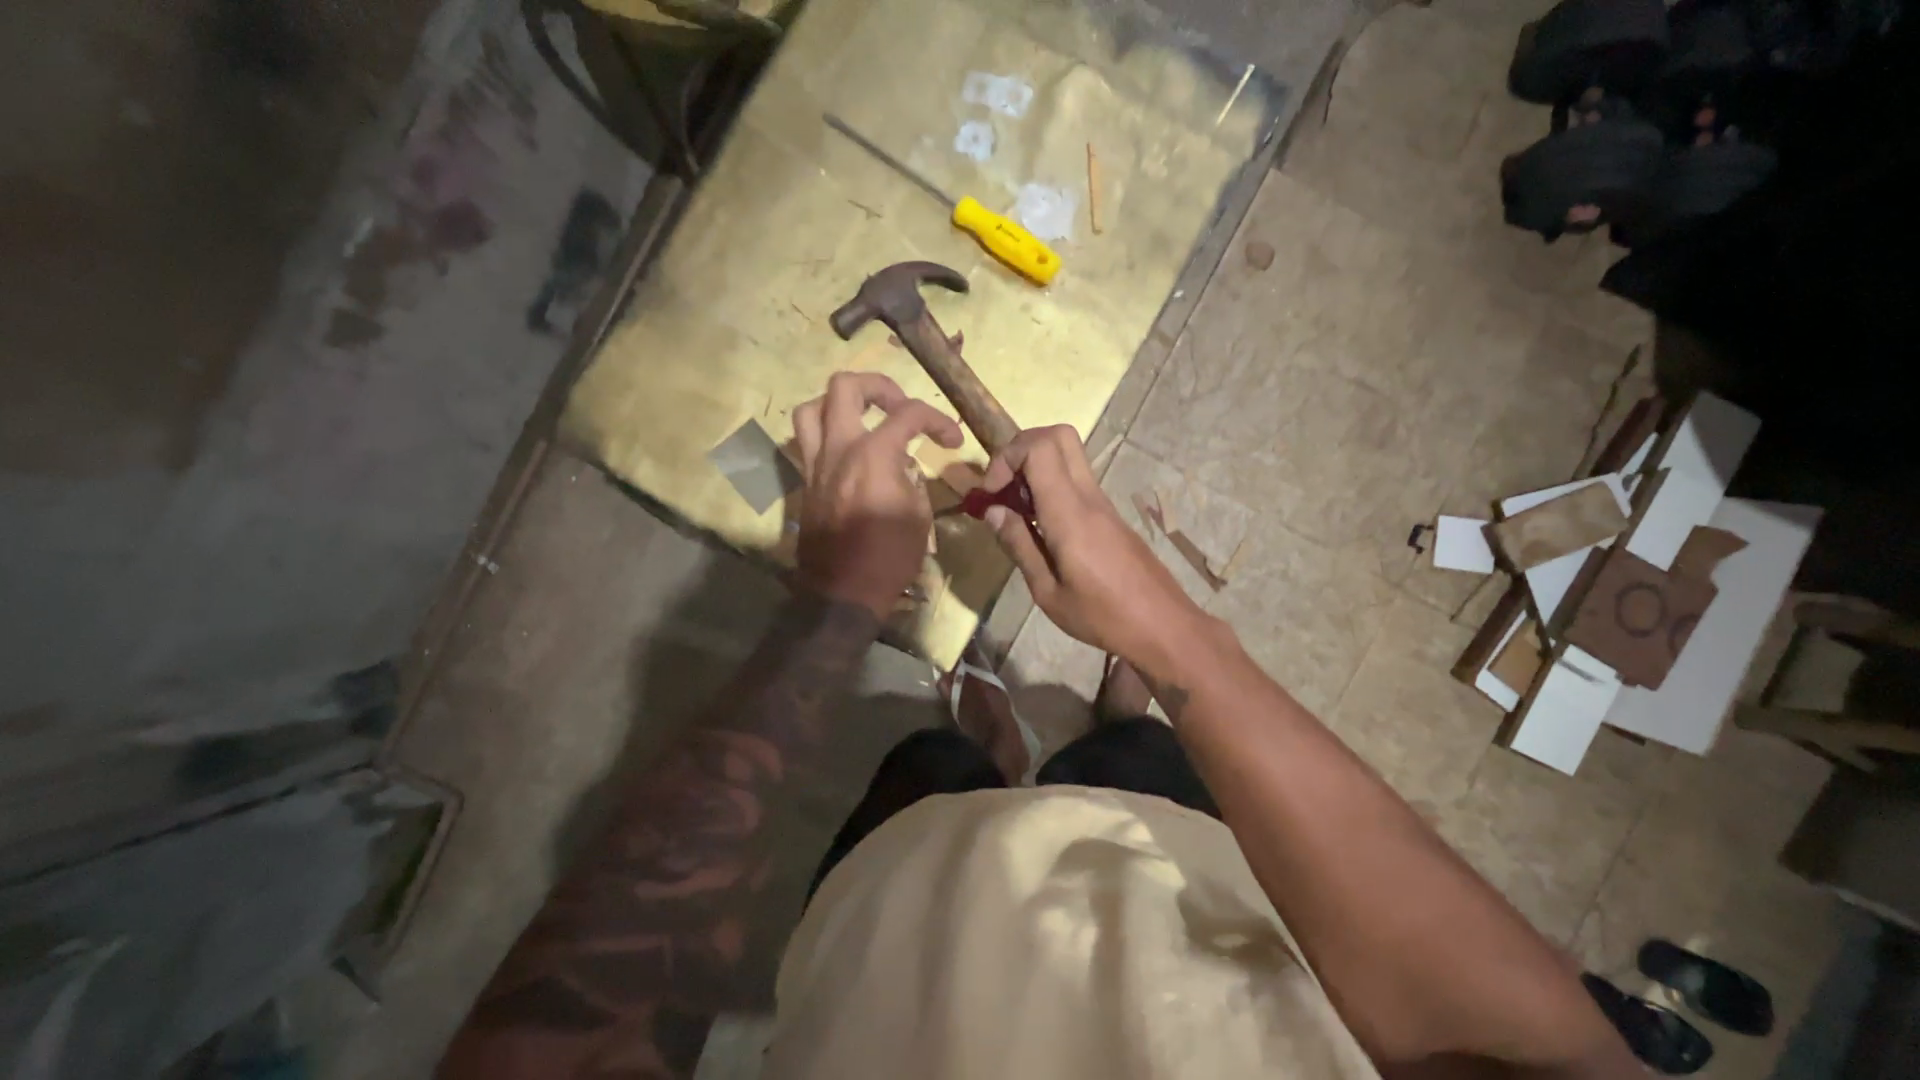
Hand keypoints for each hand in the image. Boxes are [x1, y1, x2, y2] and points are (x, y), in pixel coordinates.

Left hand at [791, 372, 962, 618]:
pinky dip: (826, 436)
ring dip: (838, 405)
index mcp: (874, 454)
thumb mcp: (918, 517)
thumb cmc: (888, 558)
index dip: (937, 420)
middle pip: (845, 386)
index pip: (908, 414)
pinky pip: (807, 442)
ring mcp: (816, 464)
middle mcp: (839, 449)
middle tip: (898, 407)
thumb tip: (903, 467)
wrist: (843, 593)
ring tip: (862, 420)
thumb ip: (912, 480)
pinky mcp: (805, 483)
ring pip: (812, 408)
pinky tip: (848, 454)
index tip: (952, 440)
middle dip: (878, 387)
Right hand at [979, 426, 1217, 682]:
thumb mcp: (1048, 593)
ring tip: (1016, 511)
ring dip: (1034, 469)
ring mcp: (1102, 503)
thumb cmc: (1103, 617)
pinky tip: (1038, 525)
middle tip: (1003, 488)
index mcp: (1070, 513)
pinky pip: (1075, 480)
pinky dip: (1049, 486)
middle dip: (1019, 450)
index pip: (1039, 447)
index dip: (1006, 458)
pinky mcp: (1109, 514)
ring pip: (1067, 454)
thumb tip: (993, 511)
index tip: (991, 494)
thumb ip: (1019, 546)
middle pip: (1057, 435)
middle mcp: (1088, 496)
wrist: (1163, 625)